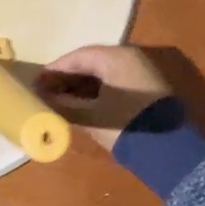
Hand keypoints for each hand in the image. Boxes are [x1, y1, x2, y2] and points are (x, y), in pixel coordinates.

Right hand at [37, 45, 172, 151]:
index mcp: (116, 57)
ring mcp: (142, 72)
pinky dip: (99, 91)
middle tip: (47, 91)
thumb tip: (45, 99)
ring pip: (105, 73)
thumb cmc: (124, 126)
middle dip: (68, 78)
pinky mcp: (148, 88)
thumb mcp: (91, 116)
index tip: (37, 82)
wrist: (167, 148)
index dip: (55, 70)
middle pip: (92, 63)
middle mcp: (131, 58)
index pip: (78, 57)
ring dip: (83, 86)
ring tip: (62, 100)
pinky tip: (84, 104)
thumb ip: (65, 105)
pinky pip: (117, 83)